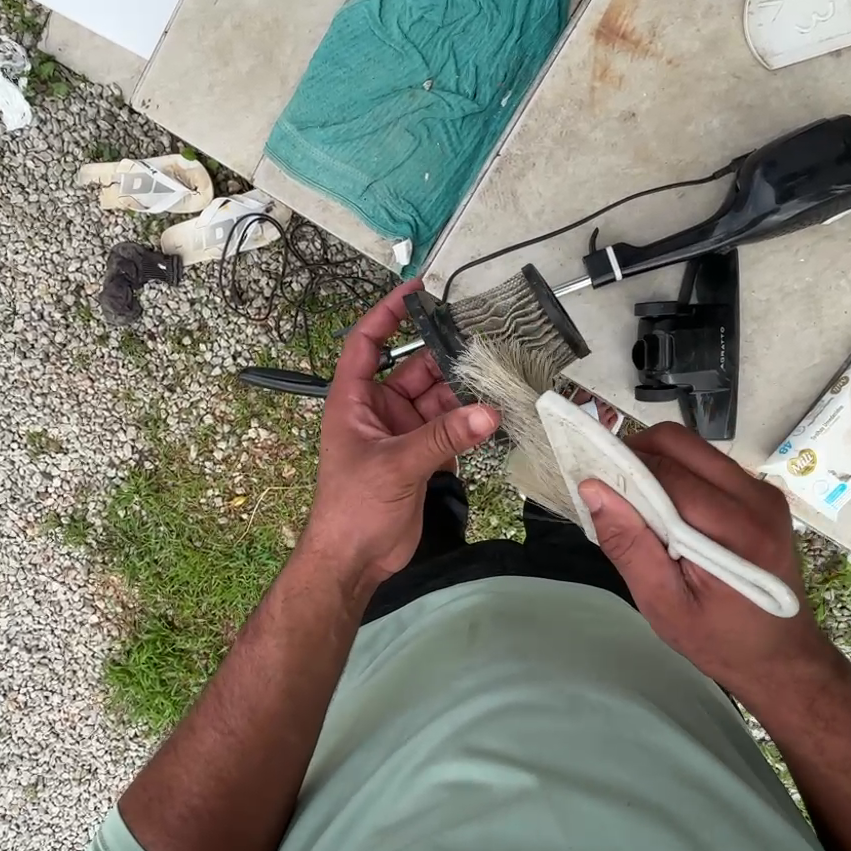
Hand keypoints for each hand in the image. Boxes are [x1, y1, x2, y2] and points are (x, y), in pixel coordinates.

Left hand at [303, 280, 499, 587]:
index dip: (386, 312)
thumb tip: (488, 411)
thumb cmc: (351, 508)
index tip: (416, 290)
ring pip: (437, 399)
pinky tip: (494, 414)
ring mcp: (401, 433)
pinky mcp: (422, 457)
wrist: (354, 560)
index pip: (366, 343)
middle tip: (485, 342)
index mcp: (353, 400)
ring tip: (498, 382)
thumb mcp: (395, 465)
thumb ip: (443, 438)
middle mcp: (377, 410)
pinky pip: (449, 429)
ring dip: (463, 394)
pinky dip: (468, 423)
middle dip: (445, 358)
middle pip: (414, 369)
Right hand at [578, 422, 836, 700]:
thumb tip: (593, 489)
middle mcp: (755, 498)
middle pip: (680, 442)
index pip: (665, 470)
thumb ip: (629, 544)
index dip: (620, 467)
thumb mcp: (662, 603)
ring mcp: (762, 492)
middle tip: (612, 492)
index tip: (589, 480)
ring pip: (693, 448)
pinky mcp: (761, 495)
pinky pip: (707, 464)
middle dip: (636, 455)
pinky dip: (676, 474)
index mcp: (734, 529)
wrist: (783, 658)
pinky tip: (666, 512)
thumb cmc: (720, 640)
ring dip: (656, 464)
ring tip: (638, 506)